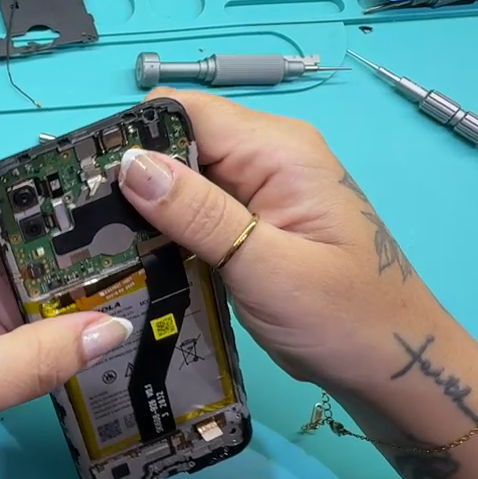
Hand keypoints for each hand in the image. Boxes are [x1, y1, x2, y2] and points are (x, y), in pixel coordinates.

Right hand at [117, 90, 454, 396]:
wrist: (393, 367)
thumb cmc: (344, 318)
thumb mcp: (266, 266)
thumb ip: (198, 213)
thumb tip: (130, 163)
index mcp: (277, 150)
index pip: (186, 111)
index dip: (133, 135)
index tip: (85, 177)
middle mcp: (266, 156)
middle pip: (178, 141)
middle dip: (131, 174)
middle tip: (84, 219)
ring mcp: (258, 189)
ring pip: (181, 177)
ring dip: (143, 205)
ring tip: (99, 238)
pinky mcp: (249, 220)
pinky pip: (193, 208)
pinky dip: (164, 226)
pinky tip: (136, 252)